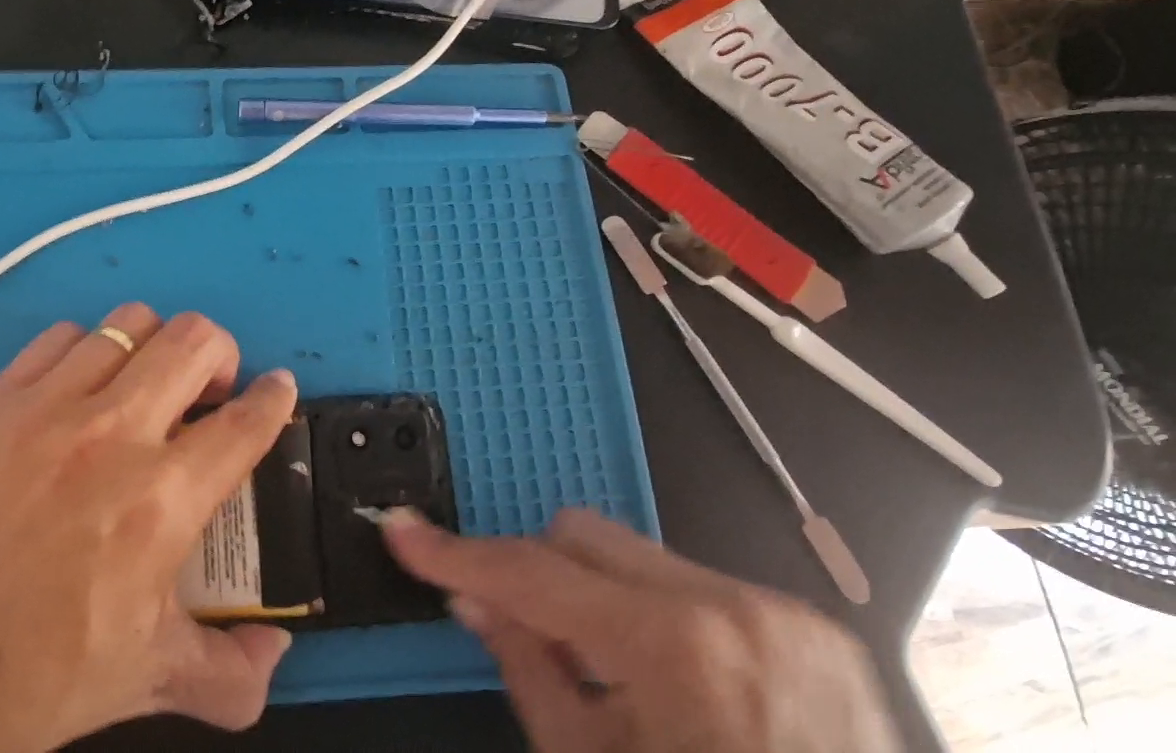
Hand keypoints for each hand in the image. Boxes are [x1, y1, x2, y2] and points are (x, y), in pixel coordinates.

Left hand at [0, 304, 299, 752]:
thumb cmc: (47, 669)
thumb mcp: (154, 677)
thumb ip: (233, 670)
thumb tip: (274, 652)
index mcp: (164, 499)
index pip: (244, 421)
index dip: (274, 398)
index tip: (276, 389)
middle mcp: (114, 434)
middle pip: (194, 340)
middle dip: (221, 355)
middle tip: (209, 393)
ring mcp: (49, 407)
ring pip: (129, 323)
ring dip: (153, 348)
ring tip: (144, 386)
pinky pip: (60, 337)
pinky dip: (85, 352)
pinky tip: (78, 391)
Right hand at [383, 507, 900, 752]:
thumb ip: (527, 667)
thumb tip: (475, 599)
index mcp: (674, 647)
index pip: (533, 573)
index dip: (458, 554)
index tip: (405, 533)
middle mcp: (732, 604)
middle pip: (583, 533)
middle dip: (540, 572)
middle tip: (531, 635)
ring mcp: (782, 611)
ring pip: (641, 556)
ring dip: (603, 595)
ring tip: (622, 677)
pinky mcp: (816, 627)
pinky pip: (702, 587)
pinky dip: (664, 618)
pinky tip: (684, 689)